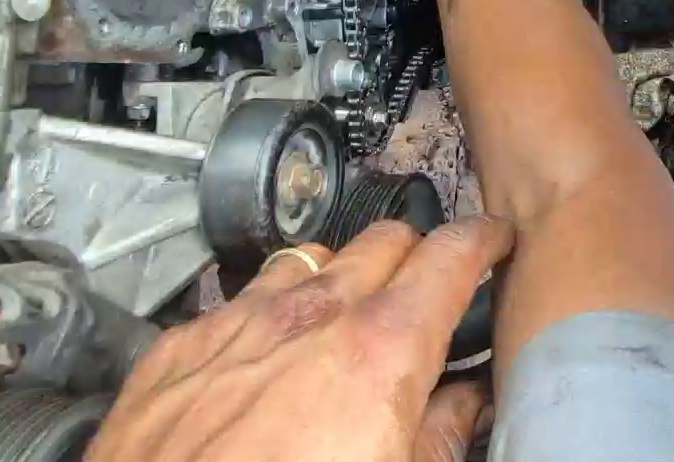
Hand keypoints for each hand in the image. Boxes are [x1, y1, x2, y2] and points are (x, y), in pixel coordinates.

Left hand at [87, 216, 513, 461]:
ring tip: (343, 323)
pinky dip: (271, 310)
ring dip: (341, 277)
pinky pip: (243, 296)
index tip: (495, 240)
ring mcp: (240, 321)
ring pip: (315, 257)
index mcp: (380, 349)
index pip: (450, 255)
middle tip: (424, 295)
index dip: (483, 239)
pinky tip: (264, 360)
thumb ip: (442, 435)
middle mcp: (312, 313)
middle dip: (416, 255)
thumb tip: (467, 397)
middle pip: (386, 239)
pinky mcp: (179, 346)